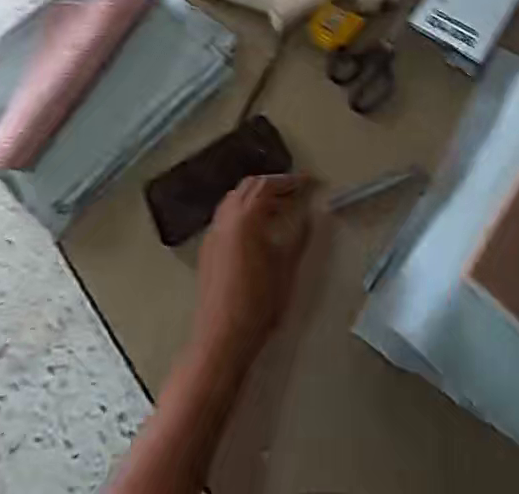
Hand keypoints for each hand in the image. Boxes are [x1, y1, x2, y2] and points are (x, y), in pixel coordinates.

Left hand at [193, 173, 313, 357]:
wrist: (222, 337)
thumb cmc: (259, 300)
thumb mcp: (287, 264)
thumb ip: (299, 234)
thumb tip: (309, 214)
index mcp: (245, 218)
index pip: (267, 186)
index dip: (289, 181)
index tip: (308, 182)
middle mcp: (225, 220)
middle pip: (247, 187)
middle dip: (272, 184)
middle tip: (294, 191)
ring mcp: (213, 235)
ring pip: (233, 201)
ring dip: (256, 197)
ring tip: (279, 208)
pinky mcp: (208, 251)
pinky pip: (226, 218)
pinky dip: (244, 212)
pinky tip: (259, 230)